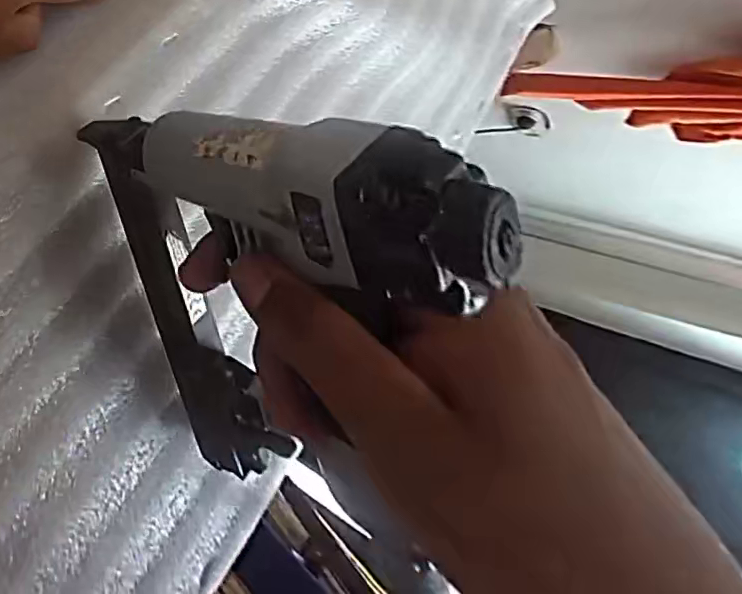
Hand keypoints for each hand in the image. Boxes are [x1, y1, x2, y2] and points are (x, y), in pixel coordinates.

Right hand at [179, 242, 741, 593]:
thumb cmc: (532, 526)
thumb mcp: (399, 432)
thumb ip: (319, 341)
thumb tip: (253, 267)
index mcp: (449, 281)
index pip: (335, 217)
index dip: (262, 230)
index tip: (209, 268)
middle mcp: (454, 289)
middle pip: (336, 275)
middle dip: (291, 331)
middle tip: (284, 396)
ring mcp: (462, 330)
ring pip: (353, 318)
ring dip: (317, 370)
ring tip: (326, 435)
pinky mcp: (467, 368)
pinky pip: (384, 352)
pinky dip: (351, 388)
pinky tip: (354, 436)